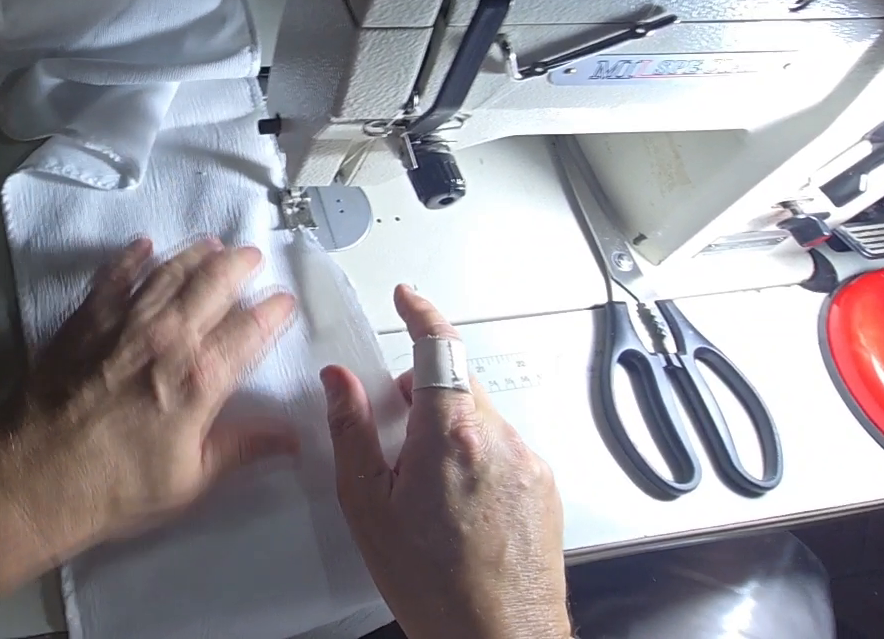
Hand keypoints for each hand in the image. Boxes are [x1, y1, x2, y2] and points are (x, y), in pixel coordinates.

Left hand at [0, 237, 299, 590]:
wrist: (32, 474)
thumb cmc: (115, 487)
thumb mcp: (188, 480)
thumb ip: (242, 448)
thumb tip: (294, 437)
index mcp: (200, 378)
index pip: (249, 331)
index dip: (272, 311)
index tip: (286, 300)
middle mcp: (169, 336)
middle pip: (213, 284)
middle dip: (239, 265)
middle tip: (252, 256)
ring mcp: (126, 320)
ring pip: (170, 271)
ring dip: (195, 253)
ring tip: (213, 244)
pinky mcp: (88, 315)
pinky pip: (116, 274)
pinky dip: (132, 256)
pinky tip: (144, 245)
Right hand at [323, 286, 568, 638]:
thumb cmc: (434, 585)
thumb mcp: (367, 505)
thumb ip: (351, 430)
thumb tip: (339, 380)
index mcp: (449, 436)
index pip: (438, 347)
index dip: (420, 313)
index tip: (408, 298)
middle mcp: (498, 439)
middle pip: (455, 381)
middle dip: (423, 390)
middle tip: (399, 438)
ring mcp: (527, 462)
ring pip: (478, 413)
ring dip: (450, 426)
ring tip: (429, 485)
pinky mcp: (543, 484)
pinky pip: (502, 443)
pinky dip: (476, 452)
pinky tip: (460, 501)